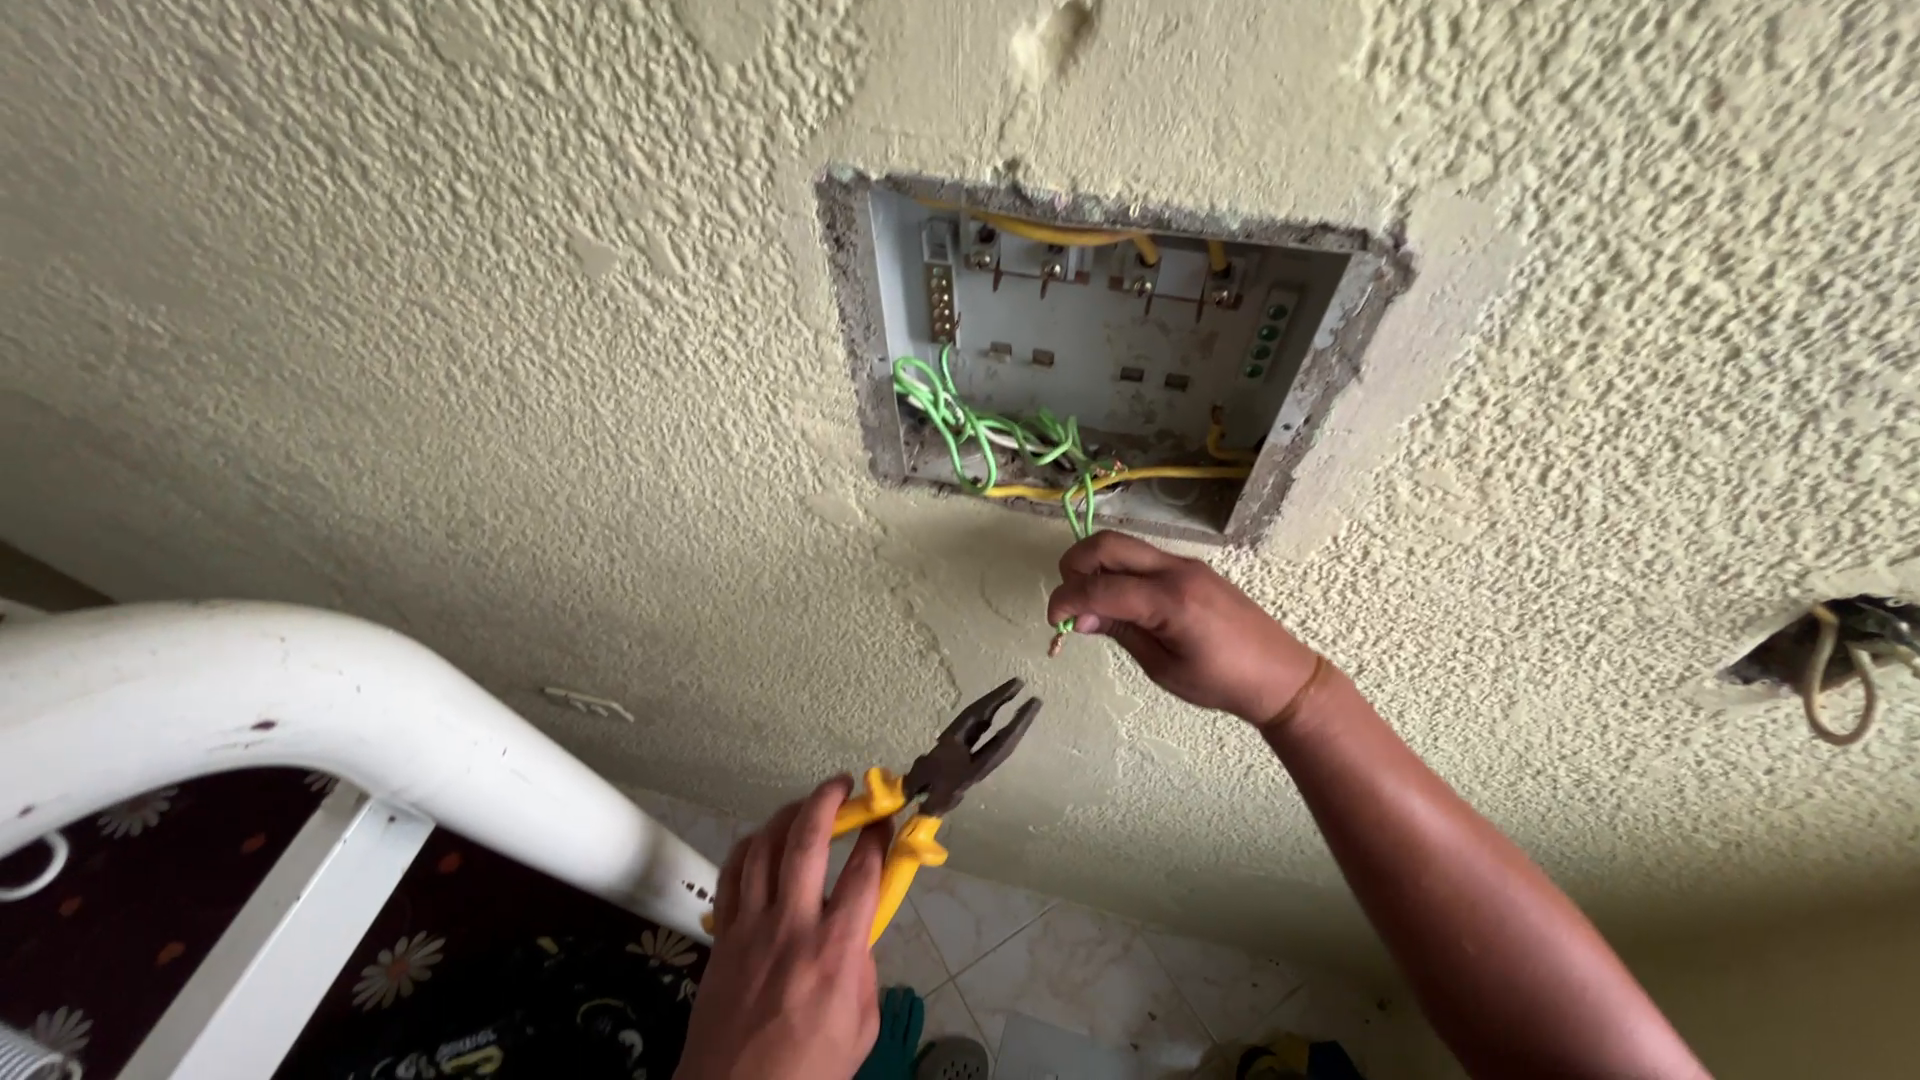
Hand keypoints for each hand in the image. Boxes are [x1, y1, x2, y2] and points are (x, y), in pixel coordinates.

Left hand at [676, 777, 891, 1079]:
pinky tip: (764, 840)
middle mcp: (792, 924)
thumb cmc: (808, 1071)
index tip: (884, 819)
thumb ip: (864, 972)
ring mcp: (750, 925)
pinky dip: (750, 845)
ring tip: (806, 805)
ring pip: (765, 845)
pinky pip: (733, 872)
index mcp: (835, 950)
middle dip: (829, 800)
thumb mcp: (860, 1028)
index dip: (878, 836)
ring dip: (788, 814)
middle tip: (844, 785)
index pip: (863, 872)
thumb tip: (857, 936)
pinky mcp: (722, 934)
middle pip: (808, 840)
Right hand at [1046, 531, 1320, 724]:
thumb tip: (1080, 617)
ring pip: (1124, 545)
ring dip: (1095, 565)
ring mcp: (1185, 564)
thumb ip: (1120, 632)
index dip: (1067, 600)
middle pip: (1107, 544)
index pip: (1100, 587)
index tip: (1055, 621)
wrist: (1280, 675)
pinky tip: (1119, 602)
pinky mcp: (1191, 567)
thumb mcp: (1162, 667)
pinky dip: (1118, 570)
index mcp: (1170, 600)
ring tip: (1092, 605)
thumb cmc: (1222, 682)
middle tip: (1070, 602)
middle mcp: (1176, 570)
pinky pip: (1143, 557)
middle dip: (1074, 566)